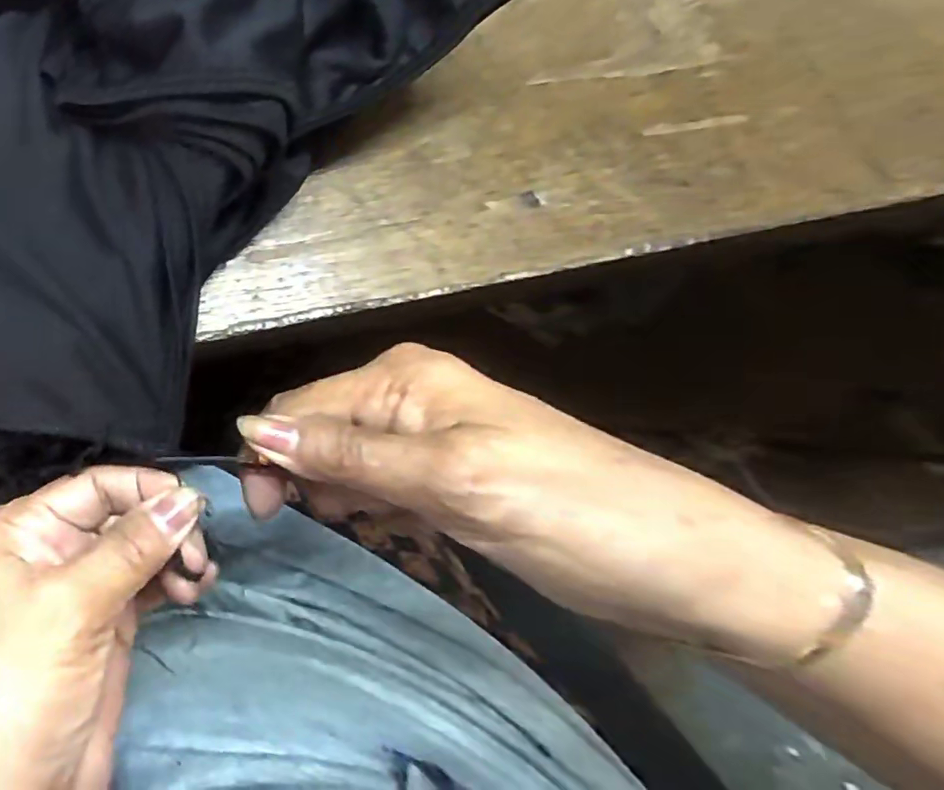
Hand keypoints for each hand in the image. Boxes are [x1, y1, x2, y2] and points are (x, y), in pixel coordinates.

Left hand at [0, 467, 213, 789]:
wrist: (23, 779)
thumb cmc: (31, 676)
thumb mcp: (77, 603)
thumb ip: (133, 548)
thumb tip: (186, 499)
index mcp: (29, 527)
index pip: (94, 486)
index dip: (143, 487)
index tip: (190, 501)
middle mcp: (56, 545)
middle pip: (123, 513)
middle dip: (164, 526)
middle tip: (198, 551)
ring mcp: (86, 581)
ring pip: (143, 545)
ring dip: (176, 553)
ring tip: (198, 576)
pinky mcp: (112, 614)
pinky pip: (151, 579)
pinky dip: (176, 577)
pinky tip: (195, 588)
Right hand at [237, 343, 846, 665]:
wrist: (689, 566)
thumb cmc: (568, 510)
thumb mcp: (450, 480)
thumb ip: (348, 455)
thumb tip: (254, 430)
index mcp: (401, 377)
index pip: (304, 406)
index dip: (272, 452)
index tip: (263, 512)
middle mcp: (404, 394)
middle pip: (318, 427)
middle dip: (297, 471)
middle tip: (299, 526)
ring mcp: (425, 433)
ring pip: (341, 455)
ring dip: (327, 489)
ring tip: (344, 526)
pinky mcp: (442, 472)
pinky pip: (374, 478)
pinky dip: (360, 500)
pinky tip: (368, 521)